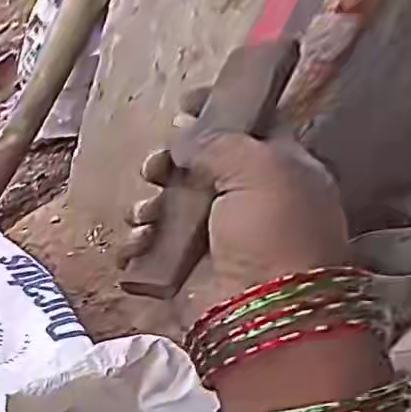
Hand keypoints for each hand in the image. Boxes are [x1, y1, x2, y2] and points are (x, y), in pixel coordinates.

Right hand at [125, 115, 349, 327]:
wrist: (258, 307)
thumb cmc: (273, 231)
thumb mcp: (259, 169)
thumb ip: (219, 143)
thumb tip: (183, 134)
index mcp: (274, 169)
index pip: (244, 128)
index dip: (215, 111)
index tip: (184, 103)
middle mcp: (240, 202)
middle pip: (194, 170)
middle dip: (168, 164)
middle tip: (155, 169)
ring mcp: (208, 240)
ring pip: (165, 209)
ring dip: (147, 206)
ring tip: (145, 216)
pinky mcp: (179, 273)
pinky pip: (147, 251)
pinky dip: (136, 246)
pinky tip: (136, 245)